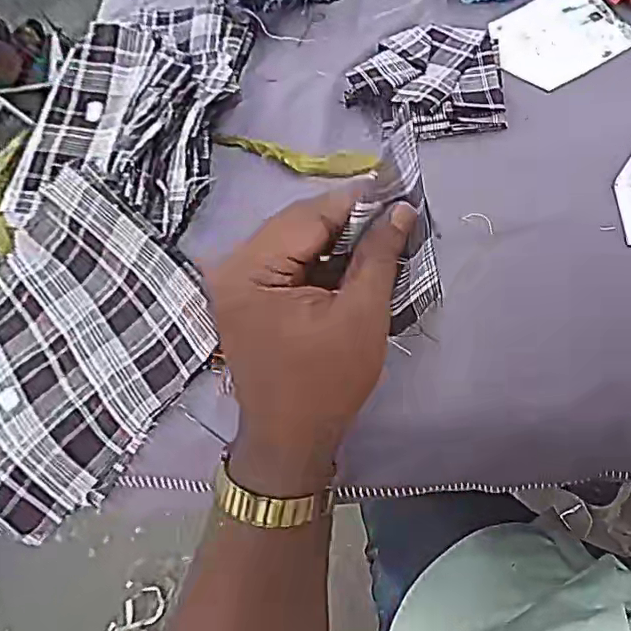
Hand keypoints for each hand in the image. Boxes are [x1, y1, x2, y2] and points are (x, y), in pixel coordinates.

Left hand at [202, 185, 414, 496]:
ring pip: (297, 244)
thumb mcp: (361, 315)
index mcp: (249, 270)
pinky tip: (356, 266)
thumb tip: (400, 211)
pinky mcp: (249, 299)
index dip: (355, 201)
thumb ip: (378, 257)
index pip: (307, 216)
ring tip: (383, 240)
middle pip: (299, 226)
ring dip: (339, 242)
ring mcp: (236, 284)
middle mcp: (231, 268)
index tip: (397, 191)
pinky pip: (292, 266)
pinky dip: (325, 264)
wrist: (292, 439)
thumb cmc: (327, 382)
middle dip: (349, 222)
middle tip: (396, 217)